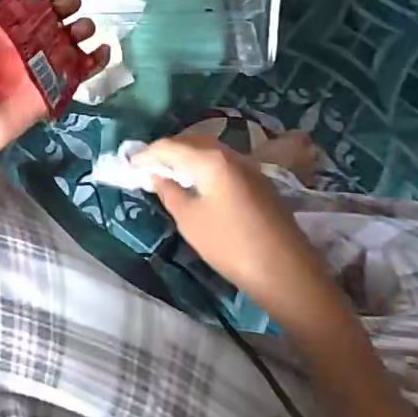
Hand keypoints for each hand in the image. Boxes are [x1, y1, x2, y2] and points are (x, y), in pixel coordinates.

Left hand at [0, 0, 108, 158]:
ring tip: (79, 29)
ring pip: (75, 36)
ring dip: (84, 26)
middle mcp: (27, 37)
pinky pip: (85, 67)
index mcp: (5, 22)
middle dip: (67, 2)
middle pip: (57, 11)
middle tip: (64, 7)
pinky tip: (101, 50)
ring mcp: (44, 61)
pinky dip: (99, 57)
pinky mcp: (58, 85)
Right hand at [136, 135, 327, 295]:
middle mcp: (232, 156)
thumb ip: (169, 191)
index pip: (170, 146)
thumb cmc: (230, 244)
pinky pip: (224, 165)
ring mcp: (250, 169)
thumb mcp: (189, 219)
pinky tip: (198, 184)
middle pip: (192, 142)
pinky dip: (204, 167)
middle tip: (147, 166)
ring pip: (210, 152)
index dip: (146, 154)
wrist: (287, 274)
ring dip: (187, 158)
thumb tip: (158, 175)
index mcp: (211, 160)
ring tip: (169, 174)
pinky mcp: (260, 185)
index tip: (129, 164)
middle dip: (167, 151)